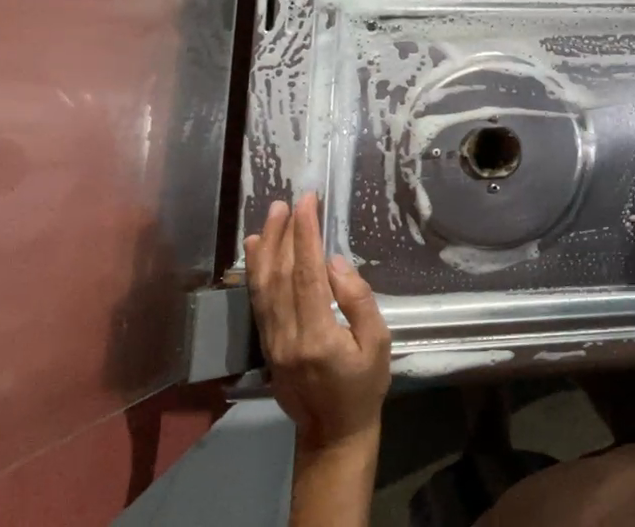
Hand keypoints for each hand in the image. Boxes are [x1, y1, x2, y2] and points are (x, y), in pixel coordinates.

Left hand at [245, 193, 390, 452]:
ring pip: (263, 287)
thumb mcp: (378, 343)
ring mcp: (272, 341)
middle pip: (279, 275)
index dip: (305, 235)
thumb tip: (335, 263)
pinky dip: (256, 272)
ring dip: (267, 248)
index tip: (308, 203)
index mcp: (318, 335)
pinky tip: (258, 251)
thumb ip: (358, 301)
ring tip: (272, 216)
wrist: (333, 432)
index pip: (306, 274)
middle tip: (290, 201)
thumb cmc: (363, 386)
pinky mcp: (267, 345)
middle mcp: (287, 336)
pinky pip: (258, 302)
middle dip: (284, 234)